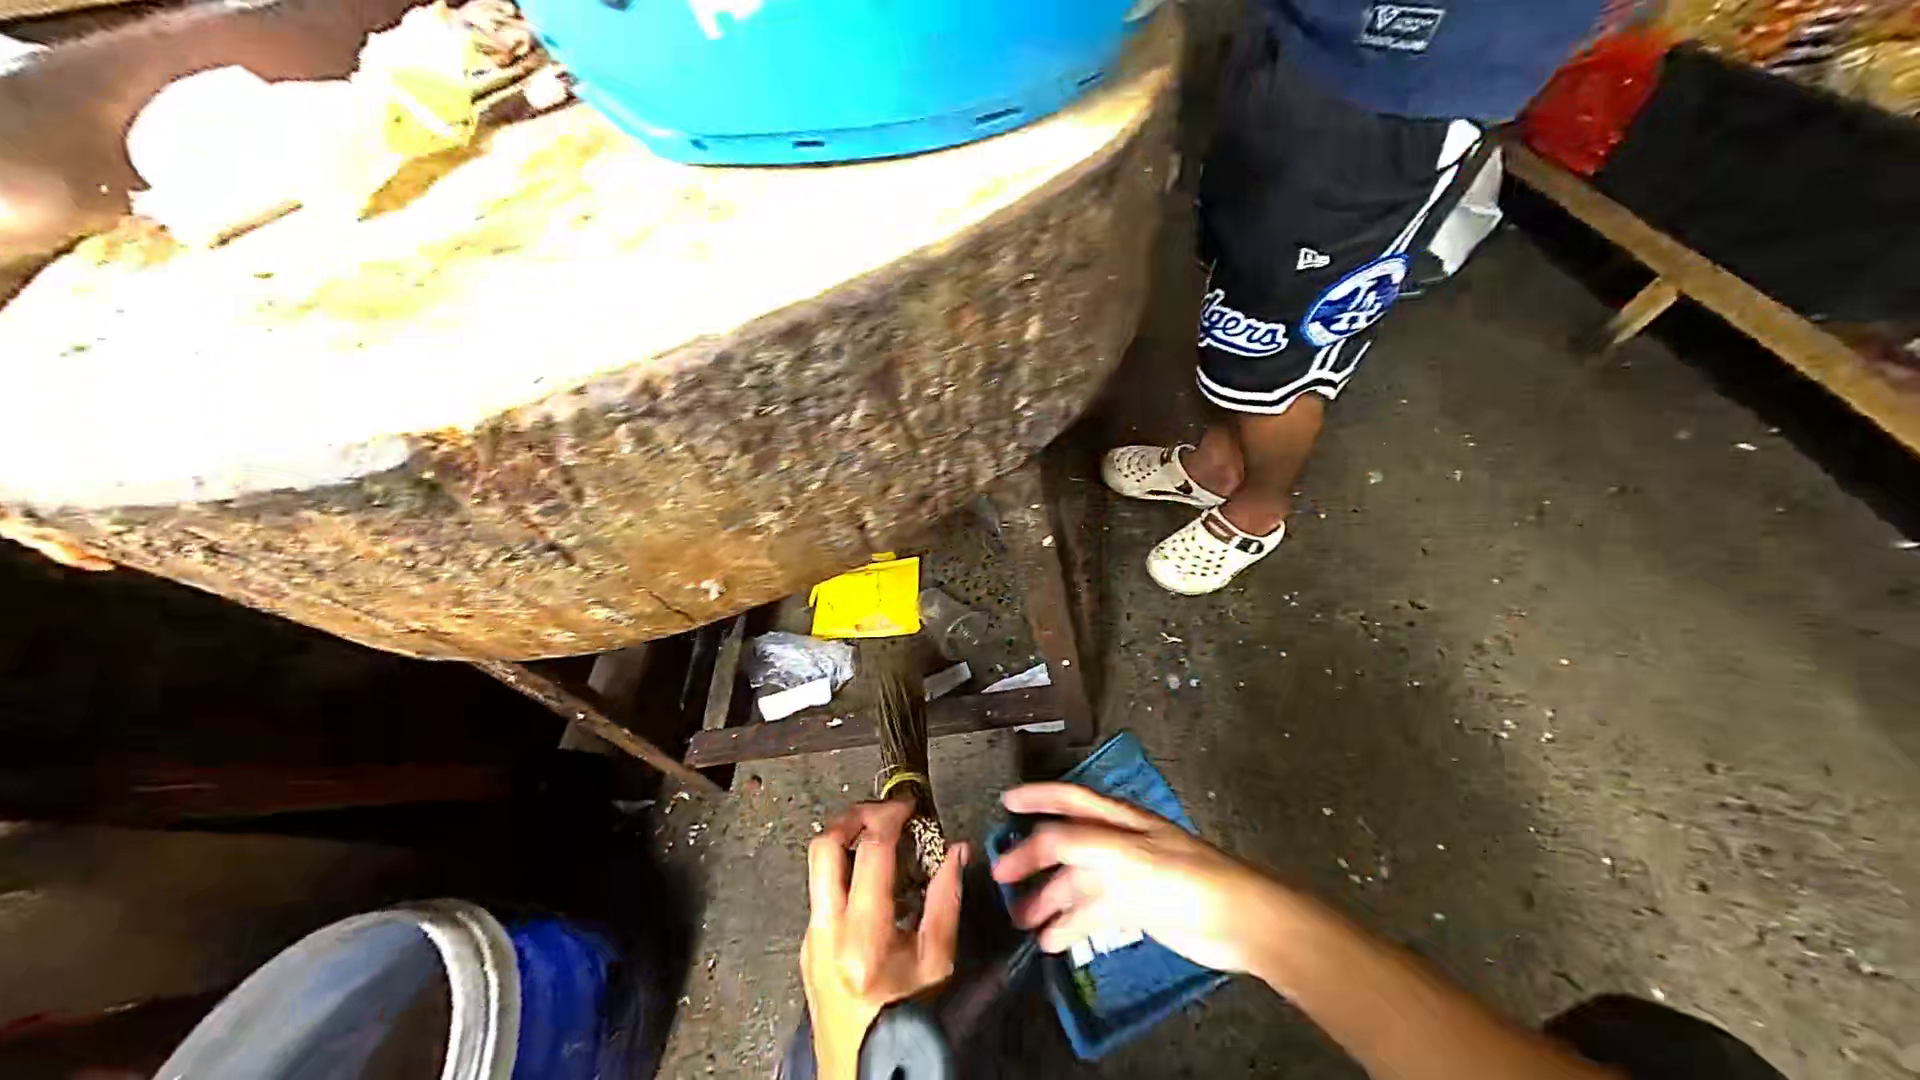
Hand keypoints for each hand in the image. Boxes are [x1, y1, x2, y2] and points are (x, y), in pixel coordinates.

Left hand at [801, 800, 967, 1079]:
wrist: (862, 1079)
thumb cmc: (904, 1030)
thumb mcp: (937, 965)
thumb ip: (946, 901)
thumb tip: (956, 852)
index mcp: (862, 938)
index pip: (871, 852)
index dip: (890, 817)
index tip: (907, 807)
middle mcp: (827, 933)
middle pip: (824, 847)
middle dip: (853, 816)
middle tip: (883, 810)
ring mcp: (811, 940)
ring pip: (817, 867)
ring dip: (847, 841)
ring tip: (881, 839)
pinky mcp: (808, 947)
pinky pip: (822, 893)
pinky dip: (845, 873)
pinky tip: (874, 883)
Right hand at [989, 782, 1282, 974]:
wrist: (1239, 922)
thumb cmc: (1186, 878)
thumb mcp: (1132, 856)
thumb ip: (1085, 843)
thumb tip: (1039, 837)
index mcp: (1118, 820)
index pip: (1069, 801)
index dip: (1037, 799)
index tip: (1005, 804)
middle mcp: (1117, 843)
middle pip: (1065, 845)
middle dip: (1033, 858)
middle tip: (1001, 875)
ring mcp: (1125, 876)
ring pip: (1076, 882)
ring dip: (1048, 899)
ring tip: (1022, 920)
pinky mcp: (1134, 908)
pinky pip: (1092, 912)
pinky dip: (1070, 923)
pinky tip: (1051, 940)